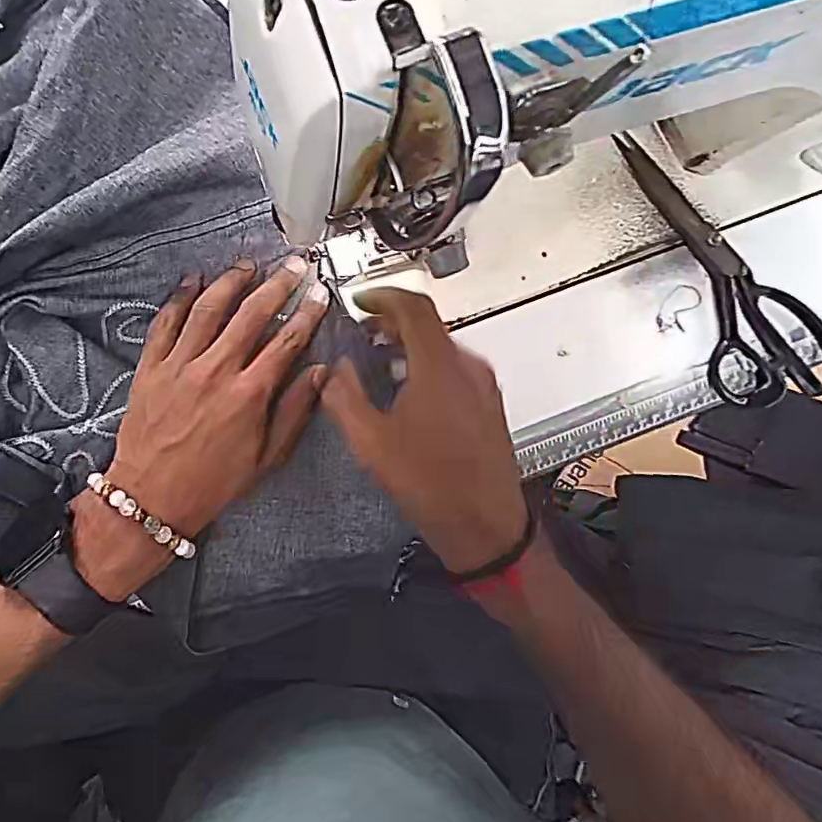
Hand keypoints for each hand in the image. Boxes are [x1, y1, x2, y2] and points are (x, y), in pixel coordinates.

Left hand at [74, 257, 329, 599]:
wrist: (152, 497)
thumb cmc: (212, 482)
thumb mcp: (265, 457)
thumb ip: (294, 411)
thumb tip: (318, 373)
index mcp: (248, 394)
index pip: (286, 341)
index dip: (307, 314)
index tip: (319, 294)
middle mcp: (215, 371)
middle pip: (251, 314)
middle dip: (276, 285)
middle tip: (291, 266)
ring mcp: (179, 365)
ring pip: (208, 308)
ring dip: (231, 281)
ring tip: (248, 265)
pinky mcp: (151, 367)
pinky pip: (165, 323)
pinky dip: (178, 297)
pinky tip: (192, 280)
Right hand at [321, 288, 527, 574]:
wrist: (486, 525)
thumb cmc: (436, 487)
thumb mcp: (371, 442)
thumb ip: (344, 398)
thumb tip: (334, 373)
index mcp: (439, 368)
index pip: (414, 307)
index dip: (383, 296)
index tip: (363, 299)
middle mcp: (468, 369)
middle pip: (429, 323)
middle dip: (391, 321)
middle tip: (364, 328)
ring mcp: (482, 386)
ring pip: (442, 345)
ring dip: (408, 344)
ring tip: (380, 358)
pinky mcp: (487, 404)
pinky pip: (454, 367)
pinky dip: (426, 363)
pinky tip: (406, 388)